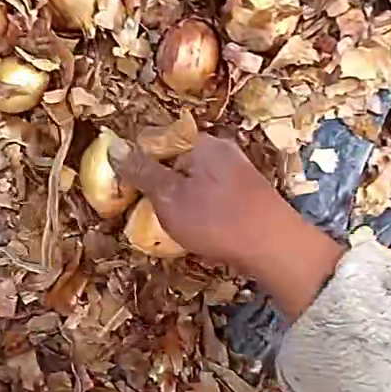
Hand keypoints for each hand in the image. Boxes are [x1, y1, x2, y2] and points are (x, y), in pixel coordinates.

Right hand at [112, 133, 344, 319]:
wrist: (276, 248)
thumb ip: (142, 172)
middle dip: (162, 185)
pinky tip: (202, 229)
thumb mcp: (169, 197)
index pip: (158, 142)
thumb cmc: (217, 221)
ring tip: (176, 225)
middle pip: (178, 161)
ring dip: (181, 200)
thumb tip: (114, 145)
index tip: (132, 193)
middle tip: (152, 213)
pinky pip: (214, 194)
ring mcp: (239, 170)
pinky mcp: (249, 193)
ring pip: (196, 180)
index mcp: (202, 143)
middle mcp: (223, 149)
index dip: (140, 167)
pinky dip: (202, 208)